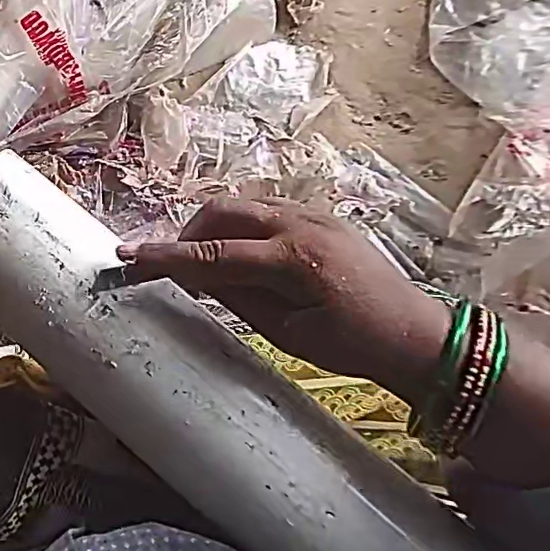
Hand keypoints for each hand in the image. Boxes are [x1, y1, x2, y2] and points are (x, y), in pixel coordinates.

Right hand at [117, 197, 448, 400]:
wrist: (420, 335)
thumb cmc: (354, 345)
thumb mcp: (285, 332)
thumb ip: (234, 295)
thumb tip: (189, 275)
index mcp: (295, 260)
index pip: (213, 254)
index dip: (165, 256)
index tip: (129, 255)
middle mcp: (303, 225)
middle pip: (221, 213)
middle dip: (186, 236)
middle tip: (173, 265)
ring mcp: (313, 215)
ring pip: (238, 205)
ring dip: (210, 228)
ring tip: (205, 261)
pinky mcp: (318, 215)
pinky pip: (261, 208)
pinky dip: (236, 225)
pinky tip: (236, 251)